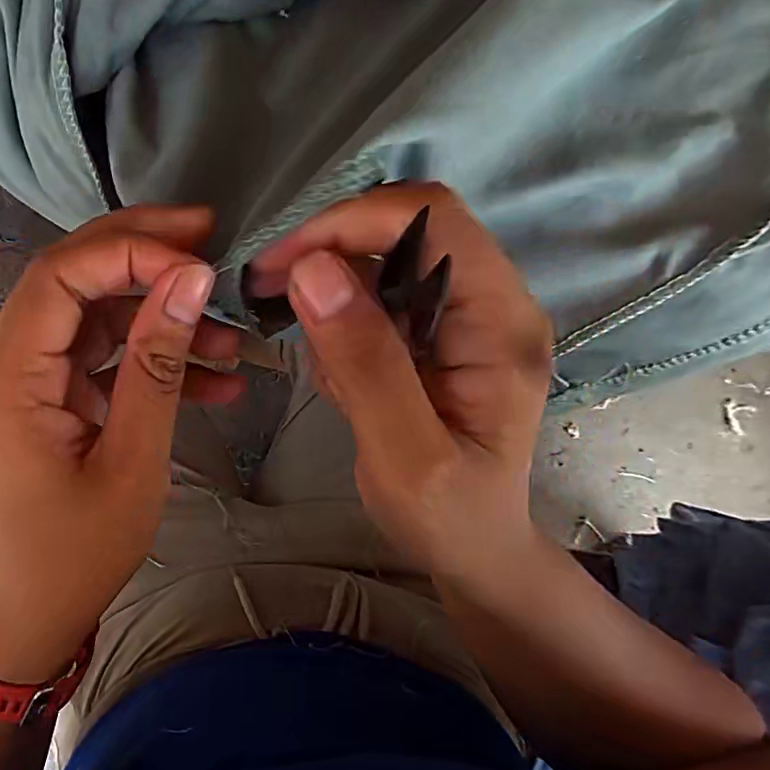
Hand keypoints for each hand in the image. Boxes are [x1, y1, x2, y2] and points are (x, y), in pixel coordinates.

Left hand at [0, 206, 242, 682]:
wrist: (43, 609)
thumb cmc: (82, 551)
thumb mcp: (133, 460)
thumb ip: (156, 365)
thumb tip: (189, 280)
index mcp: (12, 381)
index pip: (57, 278)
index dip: (126, 251)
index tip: (197, 254)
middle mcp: (11, 368)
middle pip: (69, 280)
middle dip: (140, 254)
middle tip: (210, 240)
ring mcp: (32, 383)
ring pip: (94, 318)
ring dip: (160, 316)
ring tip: (230, 332)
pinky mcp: (55, 400)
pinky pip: (102, 360)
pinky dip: (152, 359)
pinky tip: (215, 379)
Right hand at [249, 183, 552, 573]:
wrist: (473, 549)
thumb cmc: (446, 516)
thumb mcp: (404, 454)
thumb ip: (365, 363)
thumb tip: (313, 270)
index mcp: (501, 323)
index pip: (431, 221)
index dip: (350, 224)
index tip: (281, 263)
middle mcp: (491, 302)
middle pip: (404, 226)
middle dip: (329, 248)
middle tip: (269, 290)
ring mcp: (465, 314)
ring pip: (383, 257)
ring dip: (331, 292)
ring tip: (322, 369)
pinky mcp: (438, 330)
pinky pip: (375, 294)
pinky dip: (338, 322)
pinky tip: (338, 376)